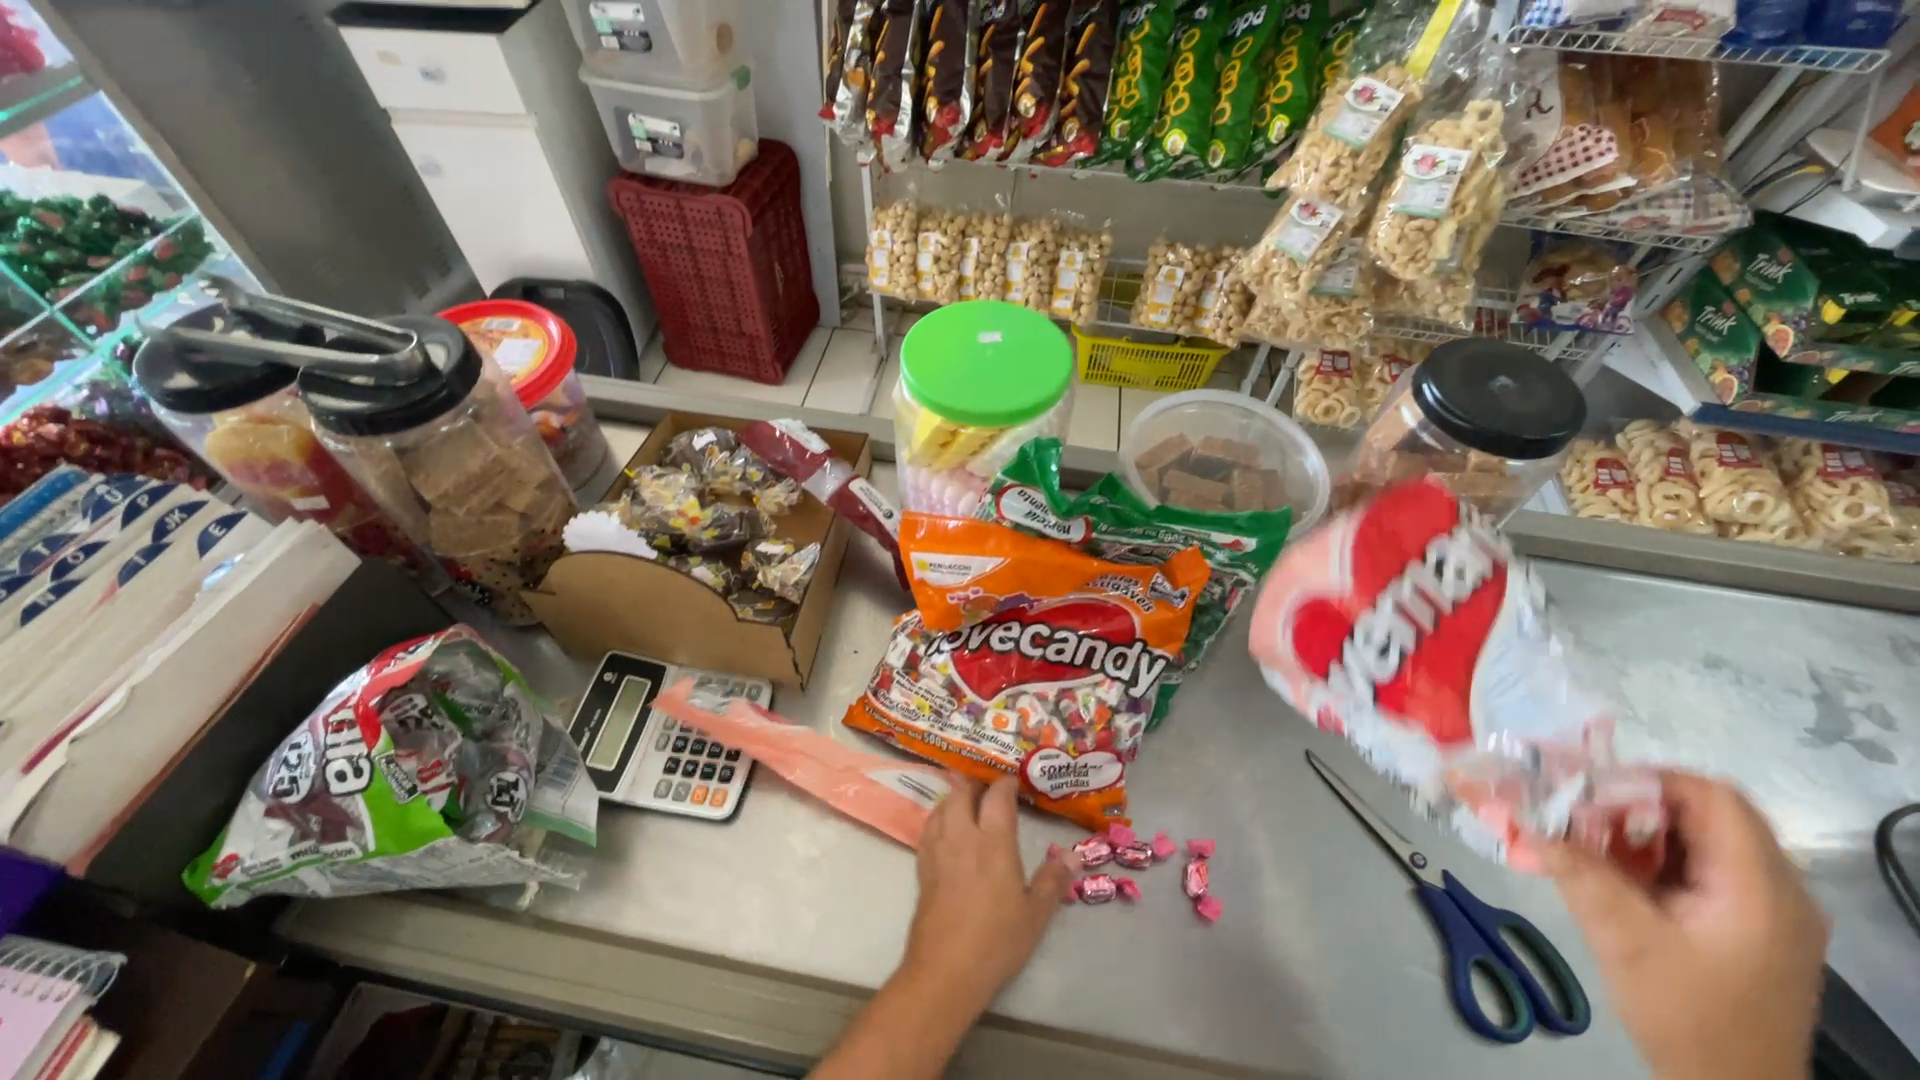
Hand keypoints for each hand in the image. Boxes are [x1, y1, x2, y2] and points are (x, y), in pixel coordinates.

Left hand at [900, 775, 1073, 1011]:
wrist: (945, 970)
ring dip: (954, 798)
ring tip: (967, 803)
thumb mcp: (1035, 914)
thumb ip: (1053, 880)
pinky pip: (928, 830)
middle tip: (989, 787)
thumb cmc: (997, 940)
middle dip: (974, 782)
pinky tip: (947, 831)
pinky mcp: (922, 869)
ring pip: (941, 807)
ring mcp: (938, 852)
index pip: (997, 796)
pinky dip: (938, 819)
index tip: (1015, 781)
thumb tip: (1074, 855)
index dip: (1005, 783)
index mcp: (993, 842)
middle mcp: (962, 837)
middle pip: (961, 792)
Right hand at [1544, 771, 1826, 1079]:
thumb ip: (1580, 873)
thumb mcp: (1623, 940)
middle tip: (1578, 817)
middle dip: (1635, 806)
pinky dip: (1656, 861)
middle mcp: (1779, 889)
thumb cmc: (1685, 1013)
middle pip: (1707, 815)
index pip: (1713, 797)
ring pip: (1703, 841)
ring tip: (1588, 846)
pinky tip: (1616, 877)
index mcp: (1759, 887)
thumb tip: (1527, 821)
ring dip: (1641, 833)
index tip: (1586, 790)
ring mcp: (1770, 910)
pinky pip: (1704, 870)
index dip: (1647, 780)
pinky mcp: (1753, 928)